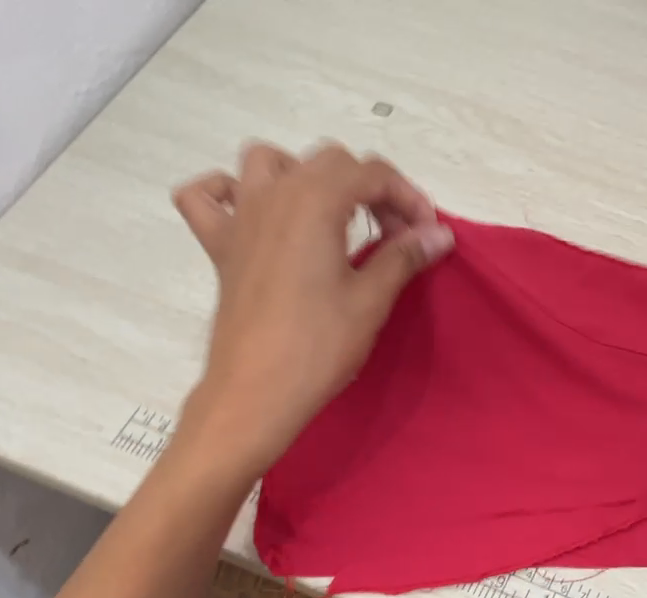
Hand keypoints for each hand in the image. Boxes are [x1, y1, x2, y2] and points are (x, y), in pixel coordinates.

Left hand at [168, 141, 454, 483]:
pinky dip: (228, 193)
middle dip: (370, 189)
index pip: (371, 173)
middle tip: (395, 236)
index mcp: (315, 200)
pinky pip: (207, 196)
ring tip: (330, 216)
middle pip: (329, 162)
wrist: (259, 388)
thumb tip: (439, 234)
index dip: (408, 197)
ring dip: (305, 177)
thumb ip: (404, 256)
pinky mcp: (219, 244)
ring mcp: (240, 215)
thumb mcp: (372, 299)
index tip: (428, 234)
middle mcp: (273, 193)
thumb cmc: (320, 344)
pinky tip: (254, 215)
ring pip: (268, 161)